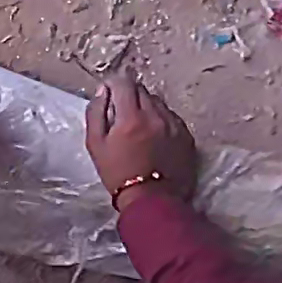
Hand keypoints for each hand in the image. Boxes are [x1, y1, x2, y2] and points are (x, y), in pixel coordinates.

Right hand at [84, 76, 197, 207]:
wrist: (153, 199)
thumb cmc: (117, 172)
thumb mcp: (95, 143)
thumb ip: (96, 112)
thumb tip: (102, 91)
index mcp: (131, 116)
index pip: (124, 83)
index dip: (114, 83)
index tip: (109, 91)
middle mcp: (156, 115)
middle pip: (141, 90)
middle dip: (128, 94)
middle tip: (120, 111)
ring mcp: (174, 125)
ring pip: (157, 102)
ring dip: (145, 106)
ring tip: (137, 124)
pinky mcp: (186, 135)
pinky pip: (170, 116)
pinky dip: (159, 118)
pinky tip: (153, 134)